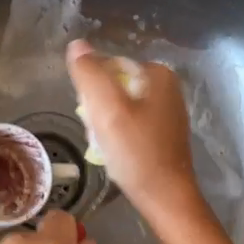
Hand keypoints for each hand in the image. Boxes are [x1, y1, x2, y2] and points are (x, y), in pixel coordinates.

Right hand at [66, 39, 205, 228]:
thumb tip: (77, 44)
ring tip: (105, 145)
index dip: (92, 90)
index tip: (93, 115)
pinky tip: (116, 153)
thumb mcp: (106, 108)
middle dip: (99, 107)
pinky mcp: (163, 133)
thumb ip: (89, 73)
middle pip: (113, 86)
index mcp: (158, 74)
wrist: (166, 198)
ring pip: (119, 106)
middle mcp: (167, 87)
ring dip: (105, 123)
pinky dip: (118, 135)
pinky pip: (130, 123)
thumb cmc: (136, 152)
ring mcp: (166, 111)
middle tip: (98, 132)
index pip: (107, 66)